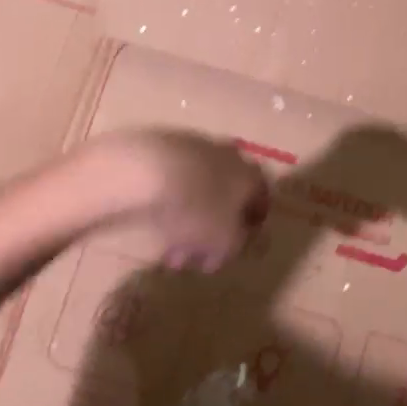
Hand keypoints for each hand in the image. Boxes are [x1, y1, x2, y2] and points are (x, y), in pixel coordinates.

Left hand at [83, 129, 270, 271]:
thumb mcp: (225, 241)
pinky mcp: (165, 147)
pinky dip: (170, 204)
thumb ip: (236, 244)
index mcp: (251, 175)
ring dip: (189, 222)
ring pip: (199, 192)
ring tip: (169, 252)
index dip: (250, 228)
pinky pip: (176, 182)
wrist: (144, 170)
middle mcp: (230, 156)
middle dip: (213, 230)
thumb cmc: (196, 208)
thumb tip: (233, 243)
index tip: (234, 250)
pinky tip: (153, 226)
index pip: (261, 201)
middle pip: (228, 197)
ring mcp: (197, 148)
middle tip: (197, 258)